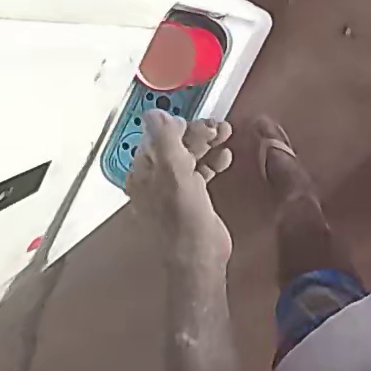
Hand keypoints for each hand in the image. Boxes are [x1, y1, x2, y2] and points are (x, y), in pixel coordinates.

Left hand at [127, 111, 233, 269]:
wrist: (199, 258)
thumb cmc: (184, 219)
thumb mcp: (174, 173)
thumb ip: (165, 141)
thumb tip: (154, 113)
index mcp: (143, 173)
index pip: (159, 137)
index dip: (182, 126)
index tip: (204, 122)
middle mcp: (154, 180)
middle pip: (175, 146)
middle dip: (199, 134)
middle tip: (221, 127)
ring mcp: (172, 191)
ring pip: (190, 157)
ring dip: (208, 145)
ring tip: (227, 135)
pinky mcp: (191, 201)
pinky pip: (200, 172)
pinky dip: (212, 162)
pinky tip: (225, 157)